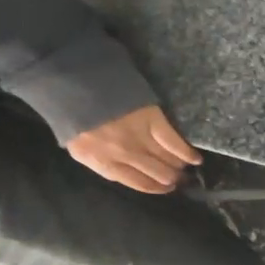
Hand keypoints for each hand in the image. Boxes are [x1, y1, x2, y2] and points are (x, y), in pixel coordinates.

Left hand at [65, 106, 201, 193]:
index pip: (139, 184)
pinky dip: (188, 154)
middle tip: (178, 176)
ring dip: (179, 166)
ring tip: (184, 166)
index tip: (167, 187)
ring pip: (170, 162)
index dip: (157, 188)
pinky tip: (195, 159)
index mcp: (100, 161)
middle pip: (159, 175)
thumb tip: (133, 171)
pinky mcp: (152, 122)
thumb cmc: (70, 111)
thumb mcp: (79, 144)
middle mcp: (122, 154)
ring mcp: (139, 138)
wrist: (69, 76)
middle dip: (171, 178)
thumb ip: (105, 161)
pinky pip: (176, 145)